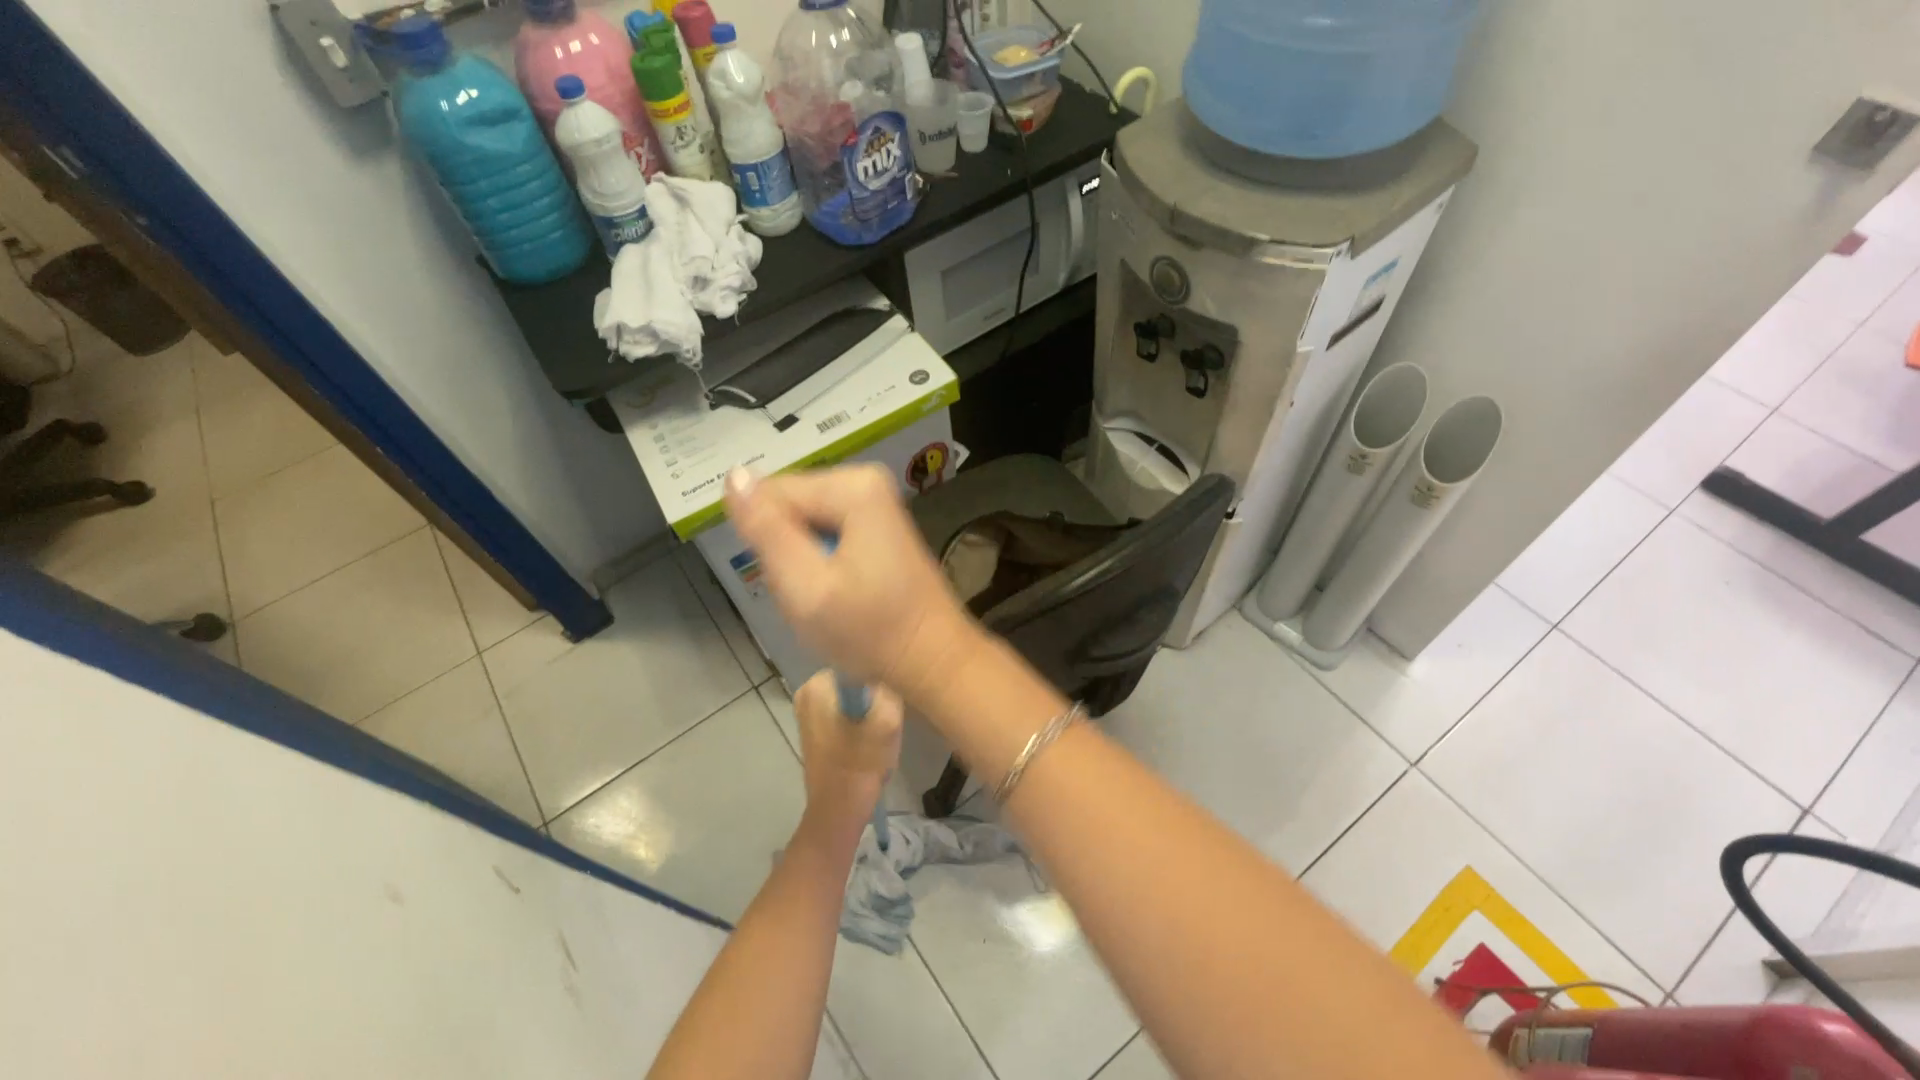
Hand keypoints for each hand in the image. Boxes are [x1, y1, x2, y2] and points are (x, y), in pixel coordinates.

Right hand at [724, 464, 981, 697]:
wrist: (934, 663)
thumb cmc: (872, 632)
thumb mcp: (806, 587)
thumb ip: (766, 531)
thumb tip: (733, 475)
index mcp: (851, 487)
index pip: (770, 496)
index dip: (767, 544)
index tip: (793, 584)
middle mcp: (865, 483)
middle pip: (788, 509)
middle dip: (787, 556)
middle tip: (812, 599)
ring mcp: (875, 505)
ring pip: (803, 528)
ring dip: (803, 569)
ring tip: (828, 602)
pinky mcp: (878, 529)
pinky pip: (826, 540)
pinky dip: (823, 572)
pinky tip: (841, 599)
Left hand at [792, 671, 902, 827]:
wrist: (838, 810)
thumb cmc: (861, 764)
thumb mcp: (888, 719)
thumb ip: (888, 685)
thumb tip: (886, 673)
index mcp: (818, 684)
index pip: (862, 662)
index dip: (882, 680)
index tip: (891, 703)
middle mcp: (806, 691)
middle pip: (857, 679)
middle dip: (875, 697)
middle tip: (887, 722)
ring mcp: (807, 711)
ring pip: (853, 697)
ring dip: (869, 711)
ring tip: (877, 734)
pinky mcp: (814, 728)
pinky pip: (845, 711)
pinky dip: (859, 722)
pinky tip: (867, 742)